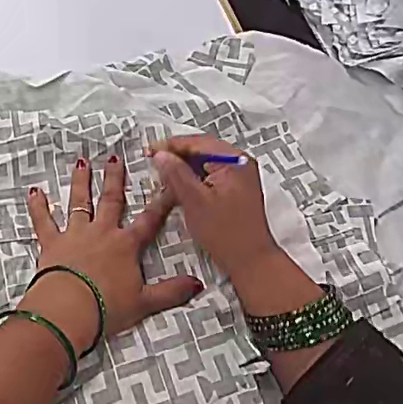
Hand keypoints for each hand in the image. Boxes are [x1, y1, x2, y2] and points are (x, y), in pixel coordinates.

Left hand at [24, 155, 202, 348]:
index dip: (161, 202)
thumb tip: (197, 284)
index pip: (149, 220)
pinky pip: (44, 221)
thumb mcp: (145, 302)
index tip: (169, 183)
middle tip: (115, 159)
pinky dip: (39, 206)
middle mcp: (102, 233)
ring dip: (81, 182)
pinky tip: (35, 192)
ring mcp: (75, 235)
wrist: (68, 310)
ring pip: (79, 202)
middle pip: (111, 201)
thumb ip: (171, 291)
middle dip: (115, 179)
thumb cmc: (106, 307)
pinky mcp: (51, 243)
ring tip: (82, 163)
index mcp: (126, 246)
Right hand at [146, 136, 285, 283]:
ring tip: (165, 176)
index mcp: (235, 161)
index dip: (171, 145)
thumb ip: (176, 174)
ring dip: (185, 168)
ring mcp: (241, 176)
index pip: (198, 142)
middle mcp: (241, 164)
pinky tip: (181, 188)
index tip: (151, 150)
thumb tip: (162, 155)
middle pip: (203, 150)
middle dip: (177, 156)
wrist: (250, 261)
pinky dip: (195, 179)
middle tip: (155, 161)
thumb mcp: (195, 201)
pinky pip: (212, 175)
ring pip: (206, 163)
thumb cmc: (228, 235)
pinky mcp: (237, 189)